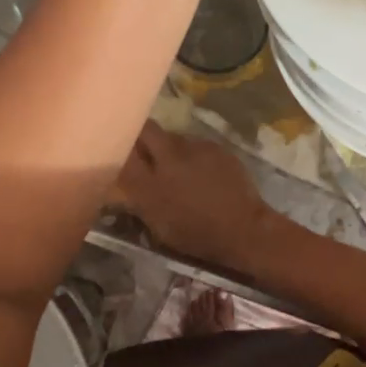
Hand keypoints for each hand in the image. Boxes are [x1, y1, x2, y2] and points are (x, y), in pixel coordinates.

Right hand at [114, 122, 280, 268]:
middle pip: (148, 130)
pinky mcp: (217, 148)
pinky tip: (204, 172)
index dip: (122, 145)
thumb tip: (126, 182)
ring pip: (175, 137)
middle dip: (145, 136)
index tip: (122, 149)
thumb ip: (138, 199)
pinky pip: (197, 145)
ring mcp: (196, 149)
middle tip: (148, 152)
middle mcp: (169, 158)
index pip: (124, 149)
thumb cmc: (197, 236)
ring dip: (172, 148)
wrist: (243, 230)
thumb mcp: (158, 225)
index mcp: (149, 182)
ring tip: (181, 168)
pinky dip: (195, 155)